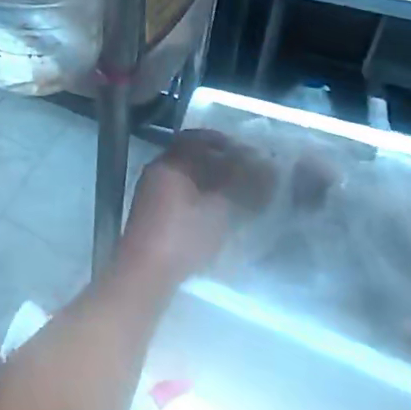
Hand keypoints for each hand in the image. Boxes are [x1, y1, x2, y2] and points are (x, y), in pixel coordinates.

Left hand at [116, 129, 274, 294]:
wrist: (146, 271)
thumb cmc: (184, 235)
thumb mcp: (220, 208)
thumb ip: (244, 183)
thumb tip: (264, 165)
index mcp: (169, 163)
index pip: (198, 138)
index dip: (226, 143)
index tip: (250, 153)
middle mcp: (156, 170)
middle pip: (190, 155)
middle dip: (220, 161)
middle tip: (247, 172)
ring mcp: (150, 191)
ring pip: (185, 175)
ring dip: (210, 178)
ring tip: (237, 192)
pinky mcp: (151, 212)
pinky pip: (179, 191)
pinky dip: (199, 193)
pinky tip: (217, 209)